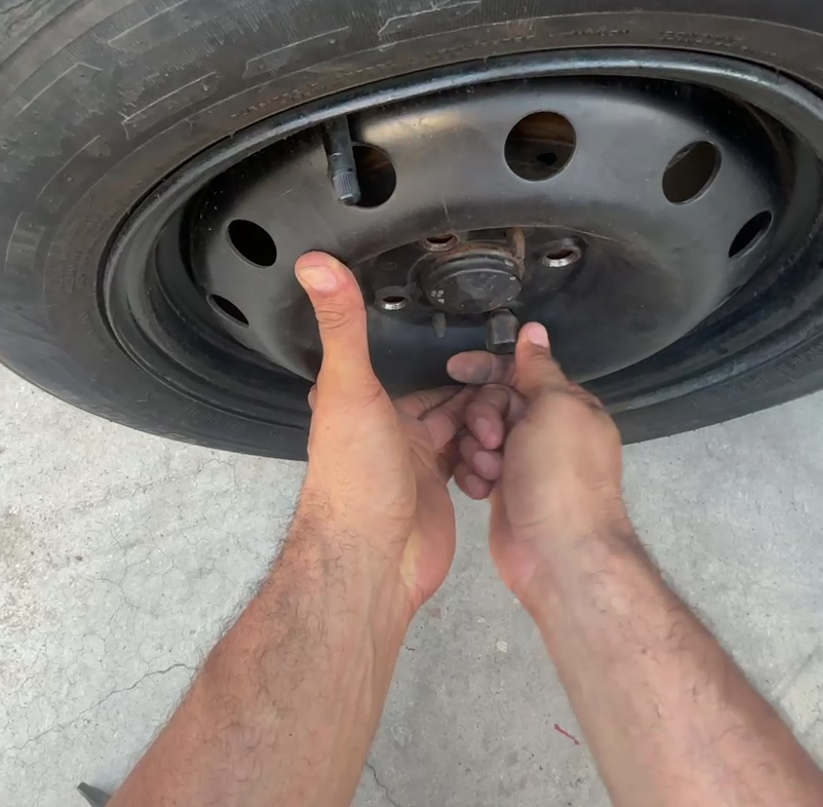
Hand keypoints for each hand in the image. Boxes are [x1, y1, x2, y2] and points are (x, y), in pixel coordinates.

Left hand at [293, 252, 470, 617]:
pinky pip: (471, 462)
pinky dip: (487, 459)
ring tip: (500, 434)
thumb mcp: (349, 386)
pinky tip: (498, 460)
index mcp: (363, 398)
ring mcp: (414, 460)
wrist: (372, 559)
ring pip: (463, 428)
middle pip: (447, 396)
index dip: (450, 358)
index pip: (415, 367)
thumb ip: (342, 324)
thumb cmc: (354, 475)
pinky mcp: (437, 490)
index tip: (485, 349)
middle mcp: (388, 425)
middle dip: (479, 394)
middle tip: (508, 395)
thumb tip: (314, 262)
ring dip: (486, 428)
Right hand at [447, 324, 631, 599]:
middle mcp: (546, 430)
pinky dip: (475, 475)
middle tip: (490, 439)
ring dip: (477, 450)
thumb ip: (538, 367)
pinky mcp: (505, 490)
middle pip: (493, 402)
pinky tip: (482, 490)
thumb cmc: (560, 474)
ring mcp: (524, 463)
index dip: (486, 368)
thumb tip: (534, 329)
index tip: (455, 368)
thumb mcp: (554, 407)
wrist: (558, 554)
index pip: (518, 372)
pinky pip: (476, 467)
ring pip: (479, 436)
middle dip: (483, 417)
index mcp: (566, 405)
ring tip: (489, 472)